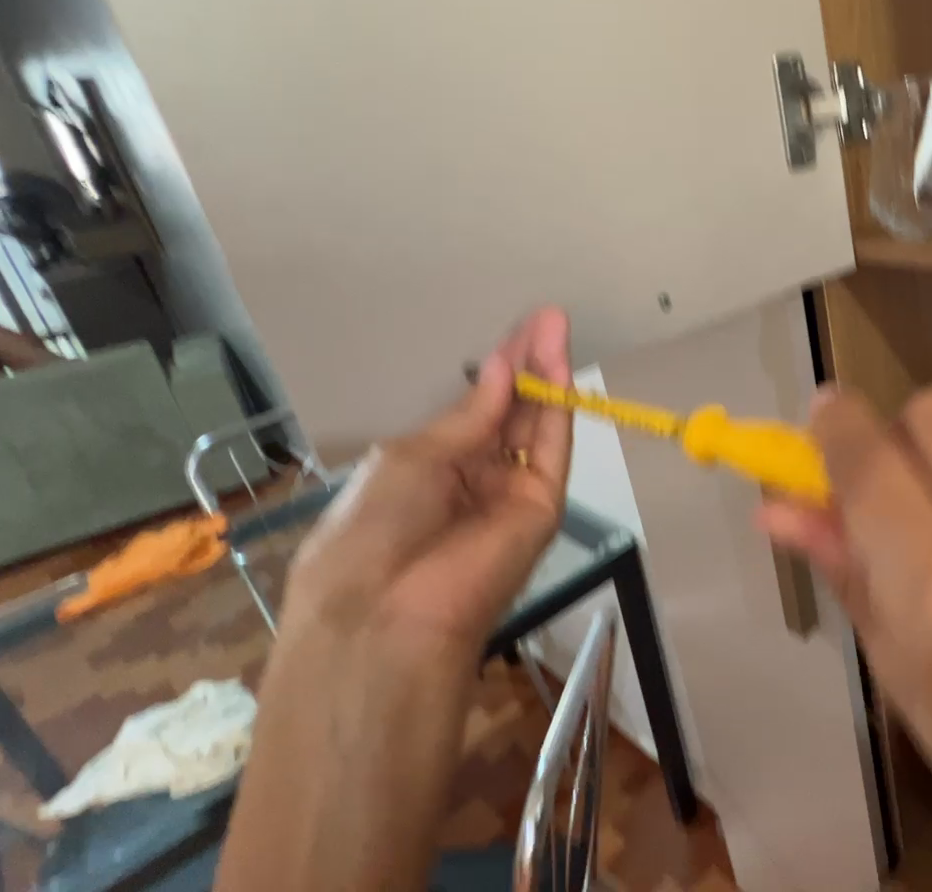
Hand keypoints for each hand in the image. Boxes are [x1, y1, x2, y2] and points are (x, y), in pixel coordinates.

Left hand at [284, 307, 573, 659]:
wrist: (387, 613)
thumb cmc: (373, 529)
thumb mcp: (410, 458)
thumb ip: (469, 416)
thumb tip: (502, 370)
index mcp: (433, 468)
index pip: (477, 410)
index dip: (497, 369)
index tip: (520, 330)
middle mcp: (477, 476)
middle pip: (512, 411)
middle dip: (528, 362)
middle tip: (549, 318)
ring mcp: (514, 491)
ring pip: (537, 423)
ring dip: (548, 374)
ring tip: (557, 326)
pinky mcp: (545, 505)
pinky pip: (552, 448)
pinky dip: (558, 406)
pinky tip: (558, 366)